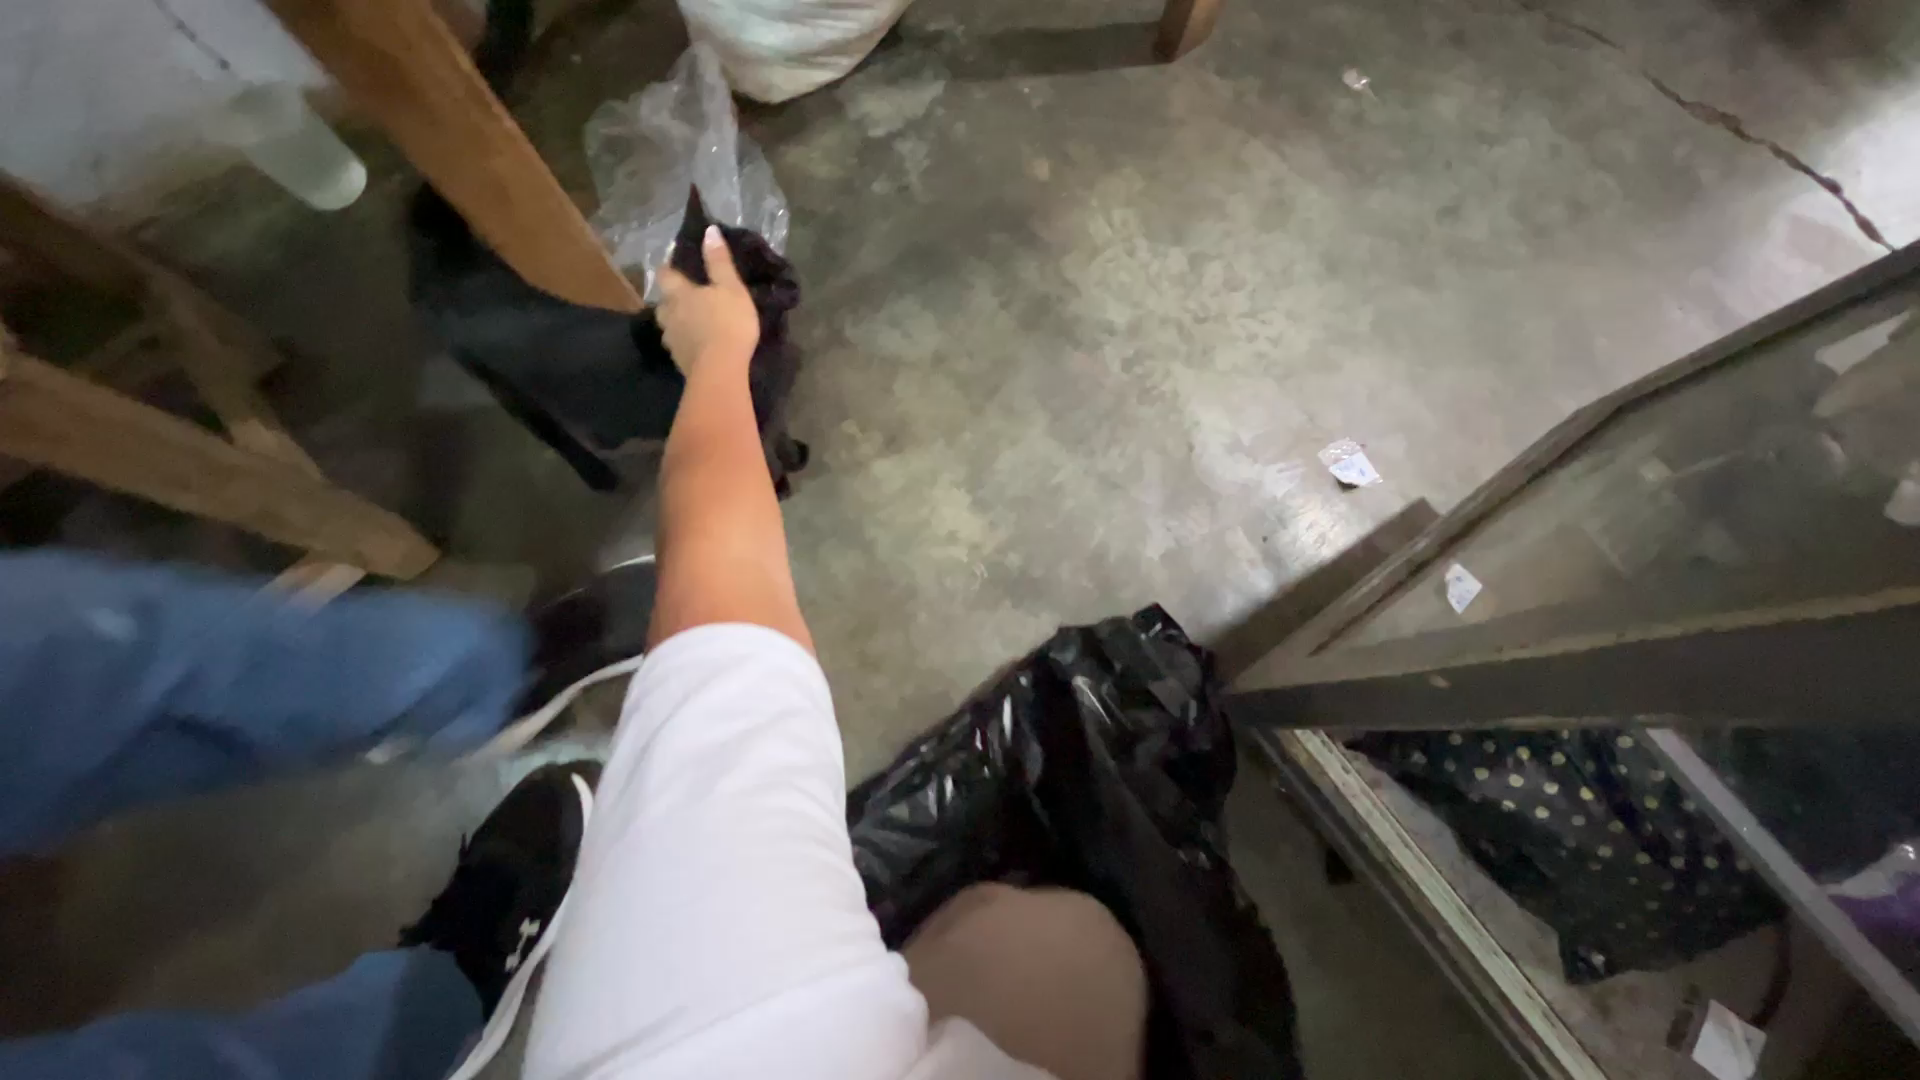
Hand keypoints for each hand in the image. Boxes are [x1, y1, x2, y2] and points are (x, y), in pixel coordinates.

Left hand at [656, 225, 758, 374]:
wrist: (720, 370)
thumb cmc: (728, 323)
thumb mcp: (731, 288)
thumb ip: (719, 261)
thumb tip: (709, 230)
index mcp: (678, 293)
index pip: (665, 274)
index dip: (670, 268)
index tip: (678, 266)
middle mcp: (668, 314)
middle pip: (663, 301)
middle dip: (672, 298)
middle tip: (687, 298)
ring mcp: (671, 340)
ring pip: (669, 325)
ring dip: (677, 322)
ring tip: (692, 323)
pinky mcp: (679, 361)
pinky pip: (678, 346)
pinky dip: (685, 342)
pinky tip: (697, 345)